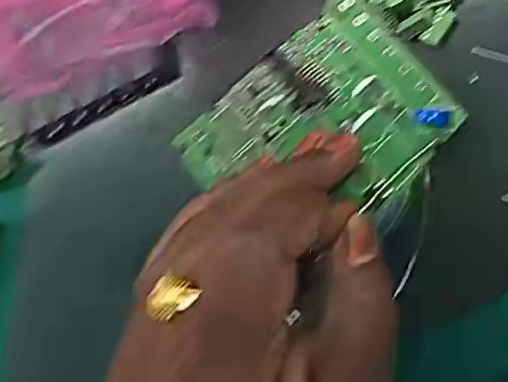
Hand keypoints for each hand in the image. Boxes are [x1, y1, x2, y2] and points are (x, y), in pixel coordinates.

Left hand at [106, 131, 396, 381]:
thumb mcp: (352, 371)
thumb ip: (362, 298)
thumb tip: (357, 224)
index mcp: (220, 338)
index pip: (266, 239)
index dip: (318, 211)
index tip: (359, 206)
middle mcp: (170, 314)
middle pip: (231, 219)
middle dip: (293, 177)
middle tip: (344, 147)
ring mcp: (148, 312)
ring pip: (203, 220)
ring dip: (263, 182)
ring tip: (310, 156)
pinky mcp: (145, 314)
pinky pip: (181, 237)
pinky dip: (223, 202)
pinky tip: (251, 182)